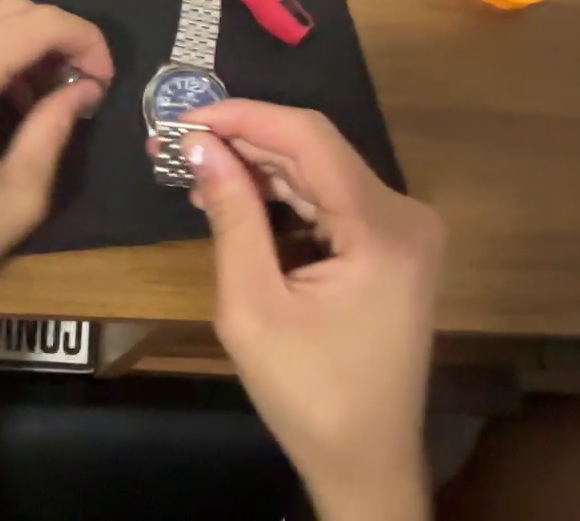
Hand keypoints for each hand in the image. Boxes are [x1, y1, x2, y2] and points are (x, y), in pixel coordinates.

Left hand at [0, 0, 111, 382]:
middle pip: (8, 9)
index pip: (41, 22)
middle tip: (80, 87)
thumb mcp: (17, 194)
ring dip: (18, 48)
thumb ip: (56, 127)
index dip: (87, 40)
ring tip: (40, 103)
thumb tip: (84, 89)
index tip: (107, 79)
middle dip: (54, 38)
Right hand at [179, 100, 444, 520]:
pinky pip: (327, 199)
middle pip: (314, 151)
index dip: (244, 117)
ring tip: (194, 168)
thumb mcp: (253, 305)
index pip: (309, 138)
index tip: (185, 117)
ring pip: (318, 171)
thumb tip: (198, 145)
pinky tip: (234, 196)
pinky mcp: (388, 243)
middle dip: (242, 141)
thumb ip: (231, 216)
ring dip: (256, 167)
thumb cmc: (308, 394)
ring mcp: (400, 228)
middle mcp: (403, 213)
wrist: (365, 464)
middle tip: (177, 141)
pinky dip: (279, 195)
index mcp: (383, 227)